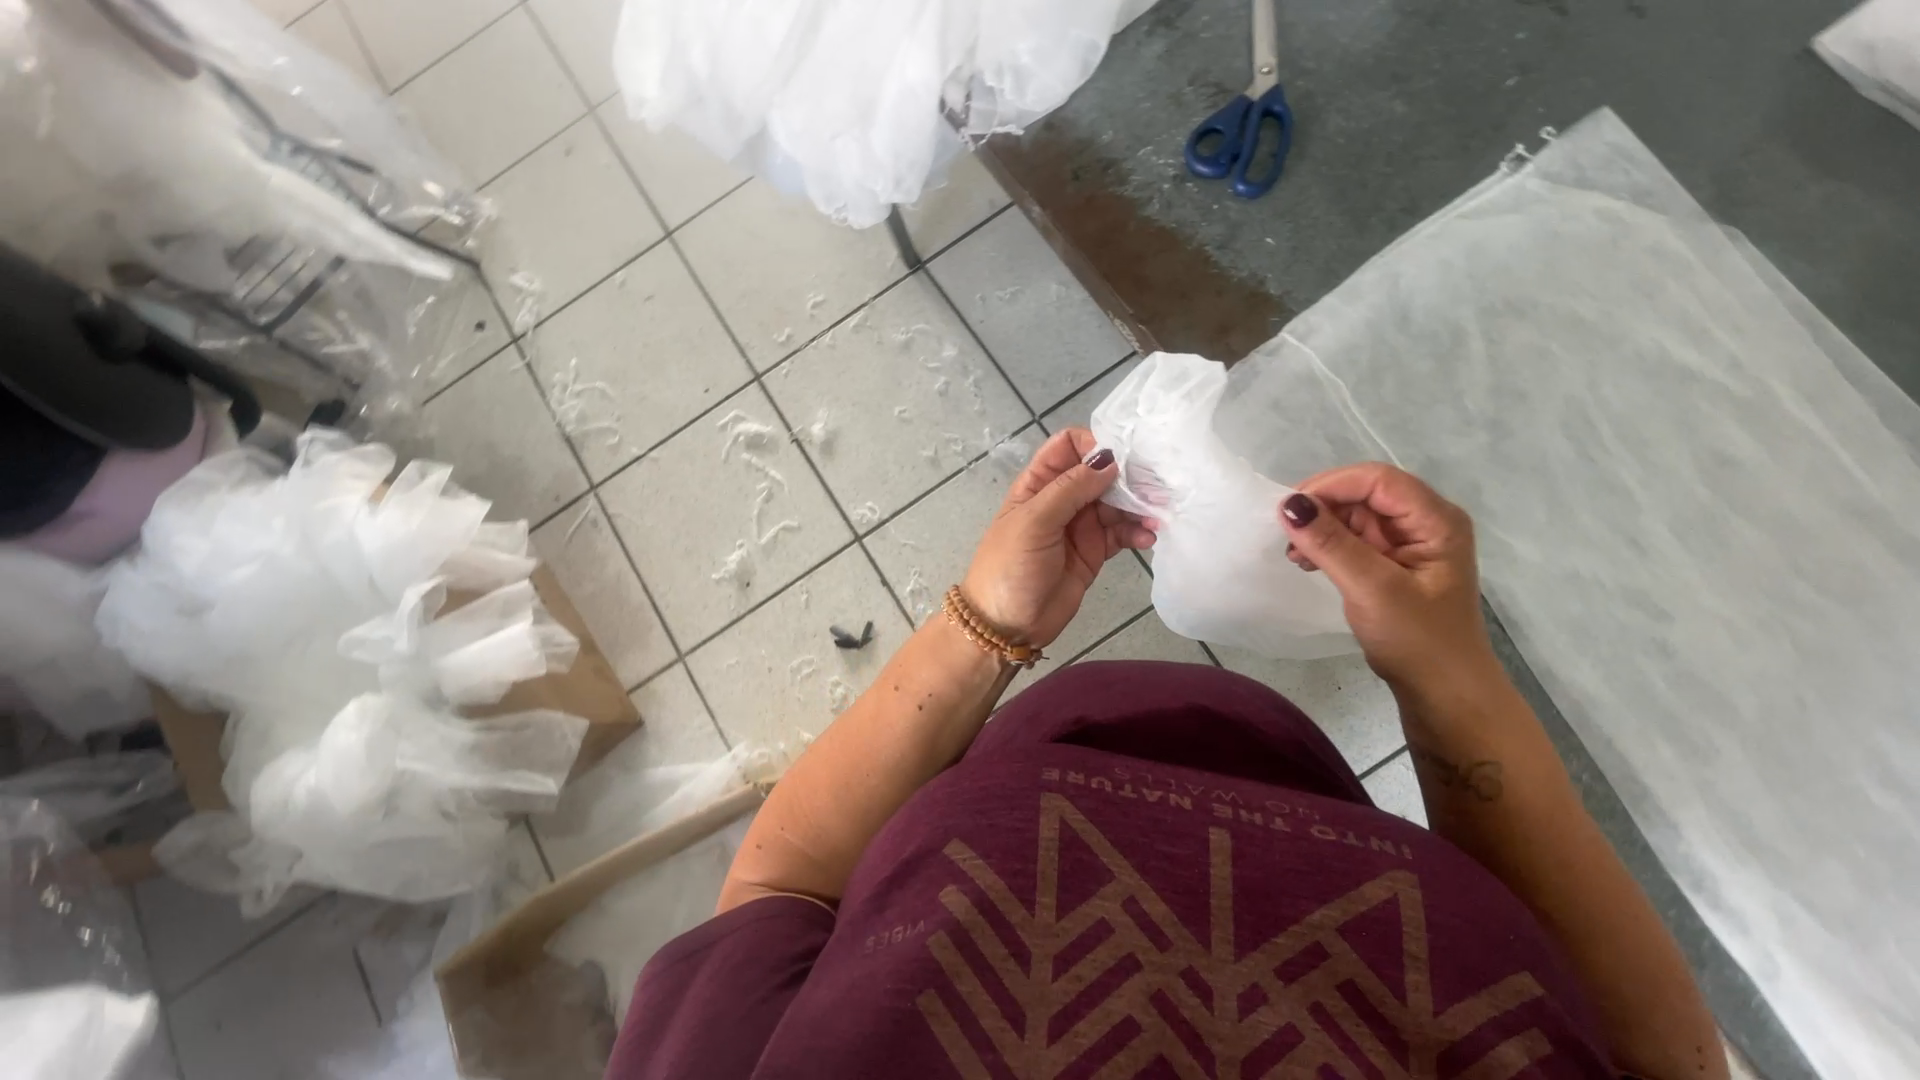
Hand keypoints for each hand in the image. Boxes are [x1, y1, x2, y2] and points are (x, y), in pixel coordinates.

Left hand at [961, 429, 1154, 646]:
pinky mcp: (1095, 552)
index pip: (1069, 446)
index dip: (1095, 444)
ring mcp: (1080, 525)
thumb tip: (1109, 460)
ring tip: (1157, 515)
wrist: (1006, 625)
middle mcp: (1062, 499)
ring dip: (1138, 505)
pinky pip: (1122, 533)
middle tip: (1155, 486)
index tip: (1120, 459)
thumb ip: (1070, 489)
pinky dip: (1137, 532)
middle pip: (1100, 472)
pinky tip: (1148, 537)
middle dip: (1128, 475)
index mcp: (1038, 483)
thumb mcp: (1034, 522)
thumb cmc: (1009, 568)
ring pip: (1116, 502)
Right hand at [1278, 463, 1497, 693]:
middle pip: (1364, 493)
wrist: (1442, 691)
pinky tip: (1308, 562)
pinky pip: (1353, 537)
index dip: (1331, 486)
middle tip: (1287, 536)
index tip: (1289, 511)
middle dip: (1322, 508)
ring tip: (1295, 554)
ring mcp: (1408, 542)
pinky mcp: (1391, 561)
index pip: (1377, 479)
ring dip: (1320, 527)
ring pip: (1354, 514)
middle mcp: (1424, 522)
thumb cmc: (1417, 640)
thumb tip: (1288, 504)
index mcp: (1436, 520)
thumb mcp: (1372, 589)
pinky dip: (1327, 544)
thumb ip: (1331, 544)